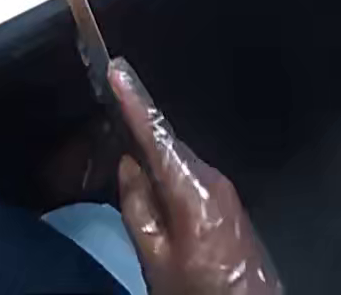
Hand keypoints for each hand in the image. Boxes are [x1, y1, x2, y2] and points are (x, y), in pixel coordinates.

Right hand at [112, 59, 282, 294]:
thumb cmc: (200, 292)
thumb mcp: (157, 261)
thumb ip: (137, 206)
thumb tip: (128, 165)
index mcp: (191, 186)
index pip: (154, 131)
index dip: (132, 98)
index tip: (116, 69)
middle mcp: (210, 177)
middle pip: (165, 145)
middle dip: (139, 137)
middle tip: (111, 128)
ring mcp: (224, 190)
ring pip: (177, 162)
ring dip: (155, 162)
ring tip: (133, 177)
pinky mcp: (229, 204)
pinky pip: (190, 177)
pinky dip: (170, 177)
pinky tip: (159, 196)